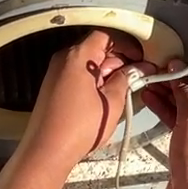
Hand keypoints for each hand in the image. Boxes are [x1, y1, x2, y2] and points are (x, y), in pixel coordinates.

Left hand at [19, 30, 143, 171]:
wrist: (47, 152)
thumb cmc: (77, 128)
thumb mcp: (112, 102)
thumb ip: (126, 80)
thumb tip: (135, 70)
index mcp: (77, 57)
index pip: (106, 36)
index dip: (127, 44)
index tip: (140, 57)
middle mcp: (63, 60)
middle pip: (96, 48)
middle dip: (119, 59)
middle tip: (138, 75)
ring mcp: (56, 73)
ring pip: (88, 63)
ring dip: (108, 71)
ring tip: (125, 89)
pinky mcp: (53, 88)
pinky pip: (78, 75)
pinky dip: (94, 80)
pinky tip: (107, 96)